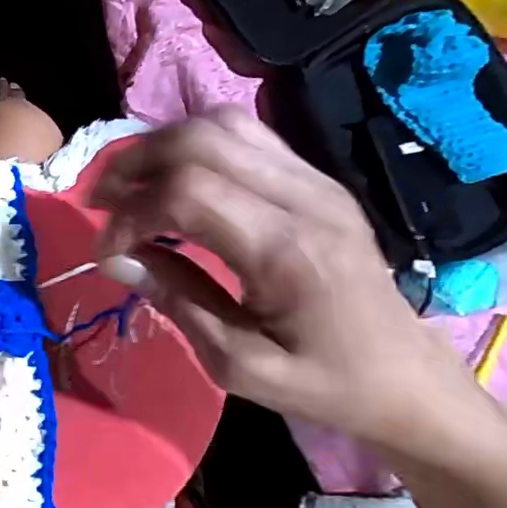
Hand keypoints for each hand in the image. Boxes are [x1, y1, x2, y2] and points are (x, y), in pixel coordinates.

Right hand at [91, 114, 489, 459]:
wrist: (405, 376)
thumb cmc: (321, 383)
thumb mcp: (238, 365)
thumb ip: (177, 300)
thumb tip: (117, 258)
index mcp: (286, 250)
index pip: (186, 193)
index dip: (130, 216)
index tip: (108, 254)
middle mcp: (304, 197)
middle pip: (198, 140)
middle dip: (133, 165)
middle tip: (101, 203)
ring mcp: (316, 180)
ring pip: (221, 124)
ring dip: (161, 147)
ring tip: (130, 186)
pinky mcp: (317, 179)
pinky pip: (245, 135)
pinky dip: (195, 146)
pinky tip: (174, 180)